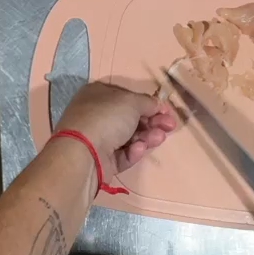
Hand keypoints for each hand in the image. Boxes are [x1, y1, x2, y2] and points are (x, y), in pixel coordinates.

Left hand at [53, 81, 176, 171]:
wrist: (83, 153)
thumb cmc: (106, 118)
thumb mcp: (131, 102)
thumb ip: (147, 102)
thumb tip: (158, 105)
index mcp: (98, 94)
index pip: (127, 97)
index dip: (147, 103)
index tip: (166, 111)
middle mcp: (96, 115)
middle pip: (130, 118)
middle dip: (152, 122)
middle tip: (170, 126)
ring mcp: (98, 138)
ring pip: (129, 137)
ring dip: (146, 136)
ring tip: (159, 138)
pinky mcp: (102, 160)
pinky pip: (122, 154)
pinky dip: (133, 151)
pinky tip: (139, 149)